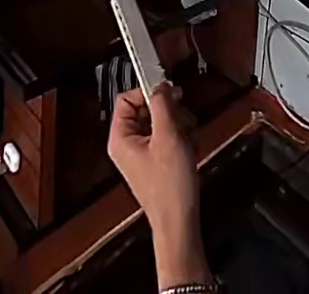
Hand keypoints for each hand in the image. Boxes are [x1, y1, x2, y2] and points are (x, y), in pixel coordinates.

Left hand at [108, 86, 209, 286]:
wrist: (180, 223)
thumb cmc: (170, 187)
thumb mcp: (167, 136)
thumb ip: (162, 104)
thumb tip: (160, 85)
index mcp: (120, 137)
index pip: (127, 98)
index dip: (147, 92)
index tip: (168, 92)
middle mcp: (127, 143)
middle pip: (145, 108)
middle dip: (168, 111)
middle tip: (182, 116)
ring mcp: (141, 153)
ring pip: (159, 121)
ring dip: (178, 124)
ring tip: (188, 136)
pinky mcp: (155, 161)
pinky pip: (166, 136)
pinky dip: (179, 138)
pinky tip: (188, 148)